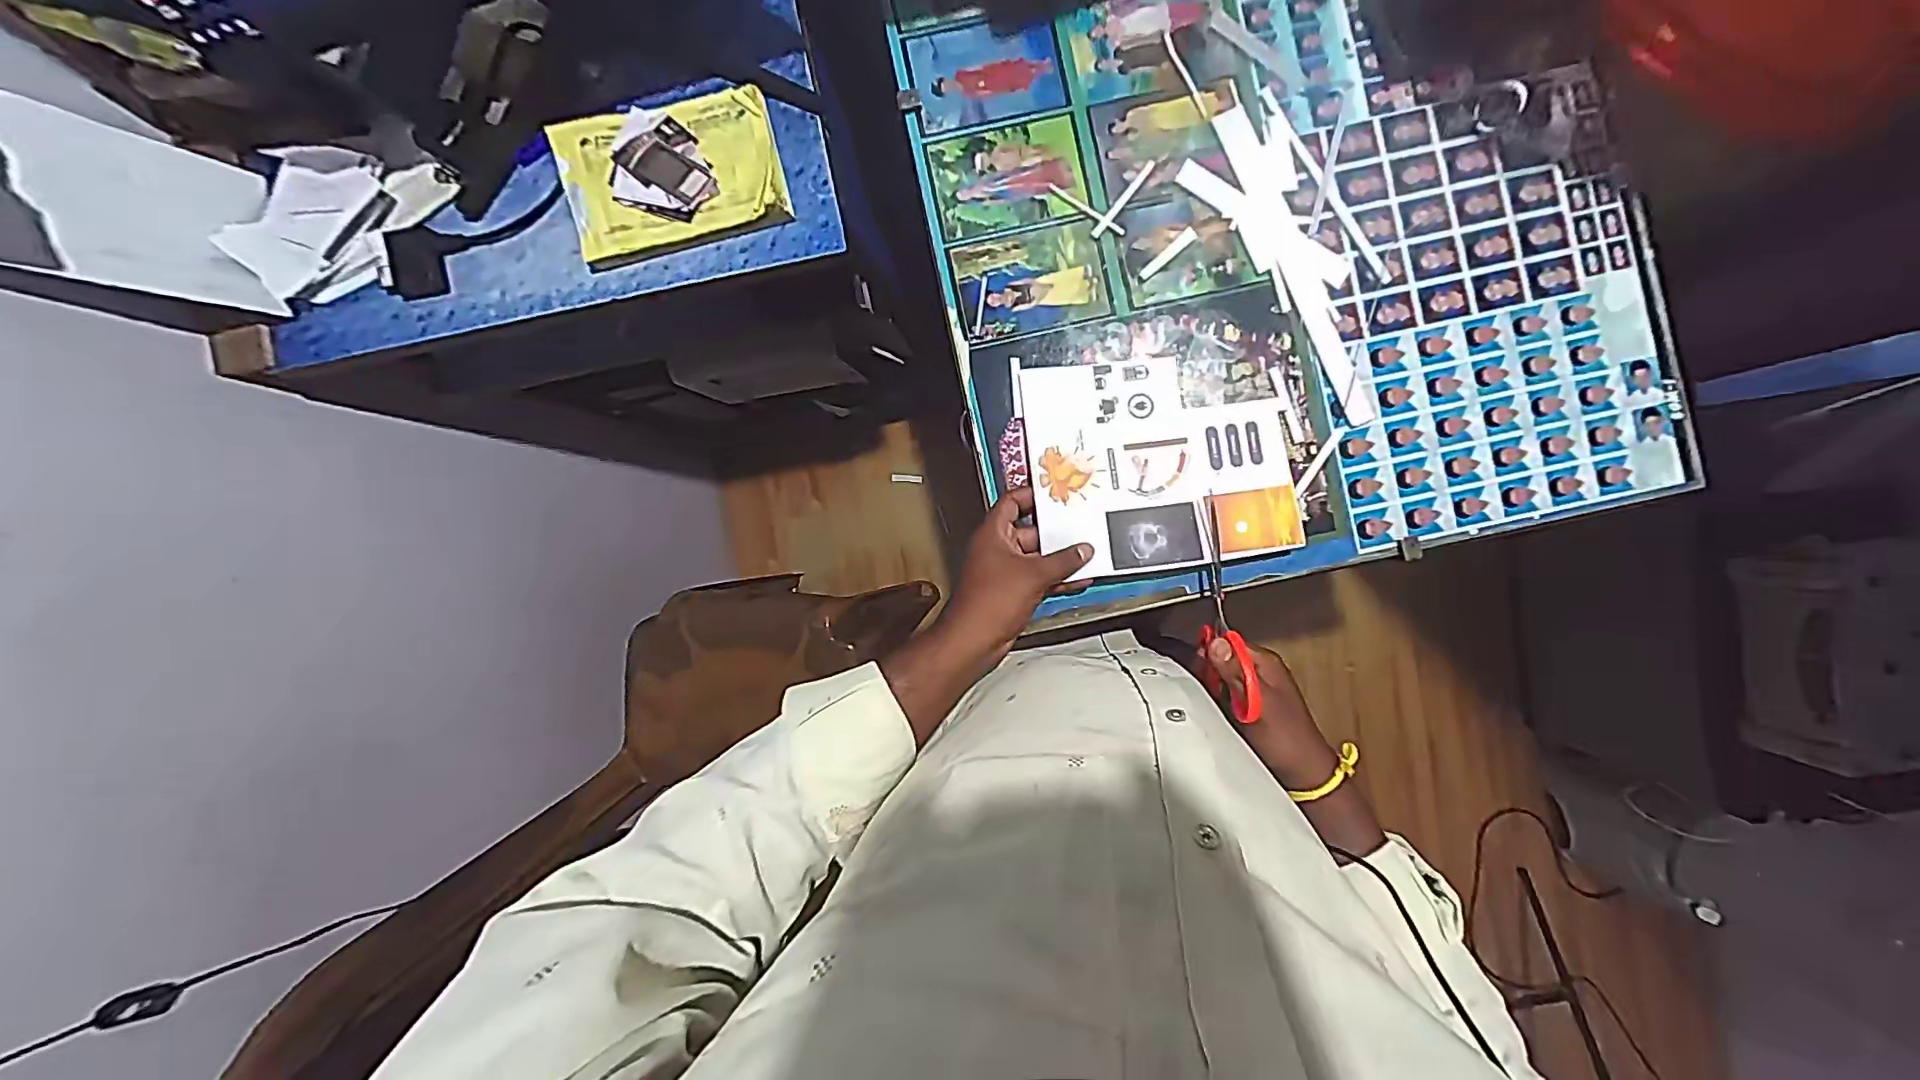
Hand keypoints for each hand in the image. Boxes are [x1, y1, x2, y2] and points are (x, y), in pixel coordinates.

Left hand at [940, 485, 1092, 669]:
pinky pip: (1038, 579)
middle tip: (1078, 527)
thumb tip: (1081, 551)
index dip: (1031, 495)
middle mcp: (997, 550)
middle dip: (1055, 532)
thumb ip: (1063, 560)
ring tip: (1085, 554)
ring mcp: (1004, 571)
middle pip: (1030, 531)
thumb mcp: (1034, 574)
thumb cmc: (987, 603)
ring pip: (1037, 558)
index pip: (1011, 502)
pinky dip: (1056, 579)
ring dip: (1059, 559)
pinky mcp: (1012, 592)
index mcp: (993, 534)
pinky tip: (1077, 580)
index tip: (1053, 494)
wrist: (975, 639)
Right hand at [1198, 638, 1335, 788]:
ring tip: (1225, 707)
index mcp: (1266, 663)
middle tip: (1217, 692)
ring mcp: (1254, 688)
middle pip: (1222, 659)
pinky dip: (1220, 703)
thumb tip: (1217, 643)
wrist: (1301, 772)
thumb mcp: (1257, 701)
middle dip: (1212, 674)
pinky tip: (1225, 715)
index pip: (1228, 641)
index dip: (1211, 653)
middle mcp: (1260, 671)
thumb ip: (1236, 671)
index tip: (1205, 669)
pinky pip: (1224, 695)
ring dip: (1215, 690)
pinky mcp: (1249, 705)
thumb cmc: (1286, 739)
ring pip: (1221, 678)